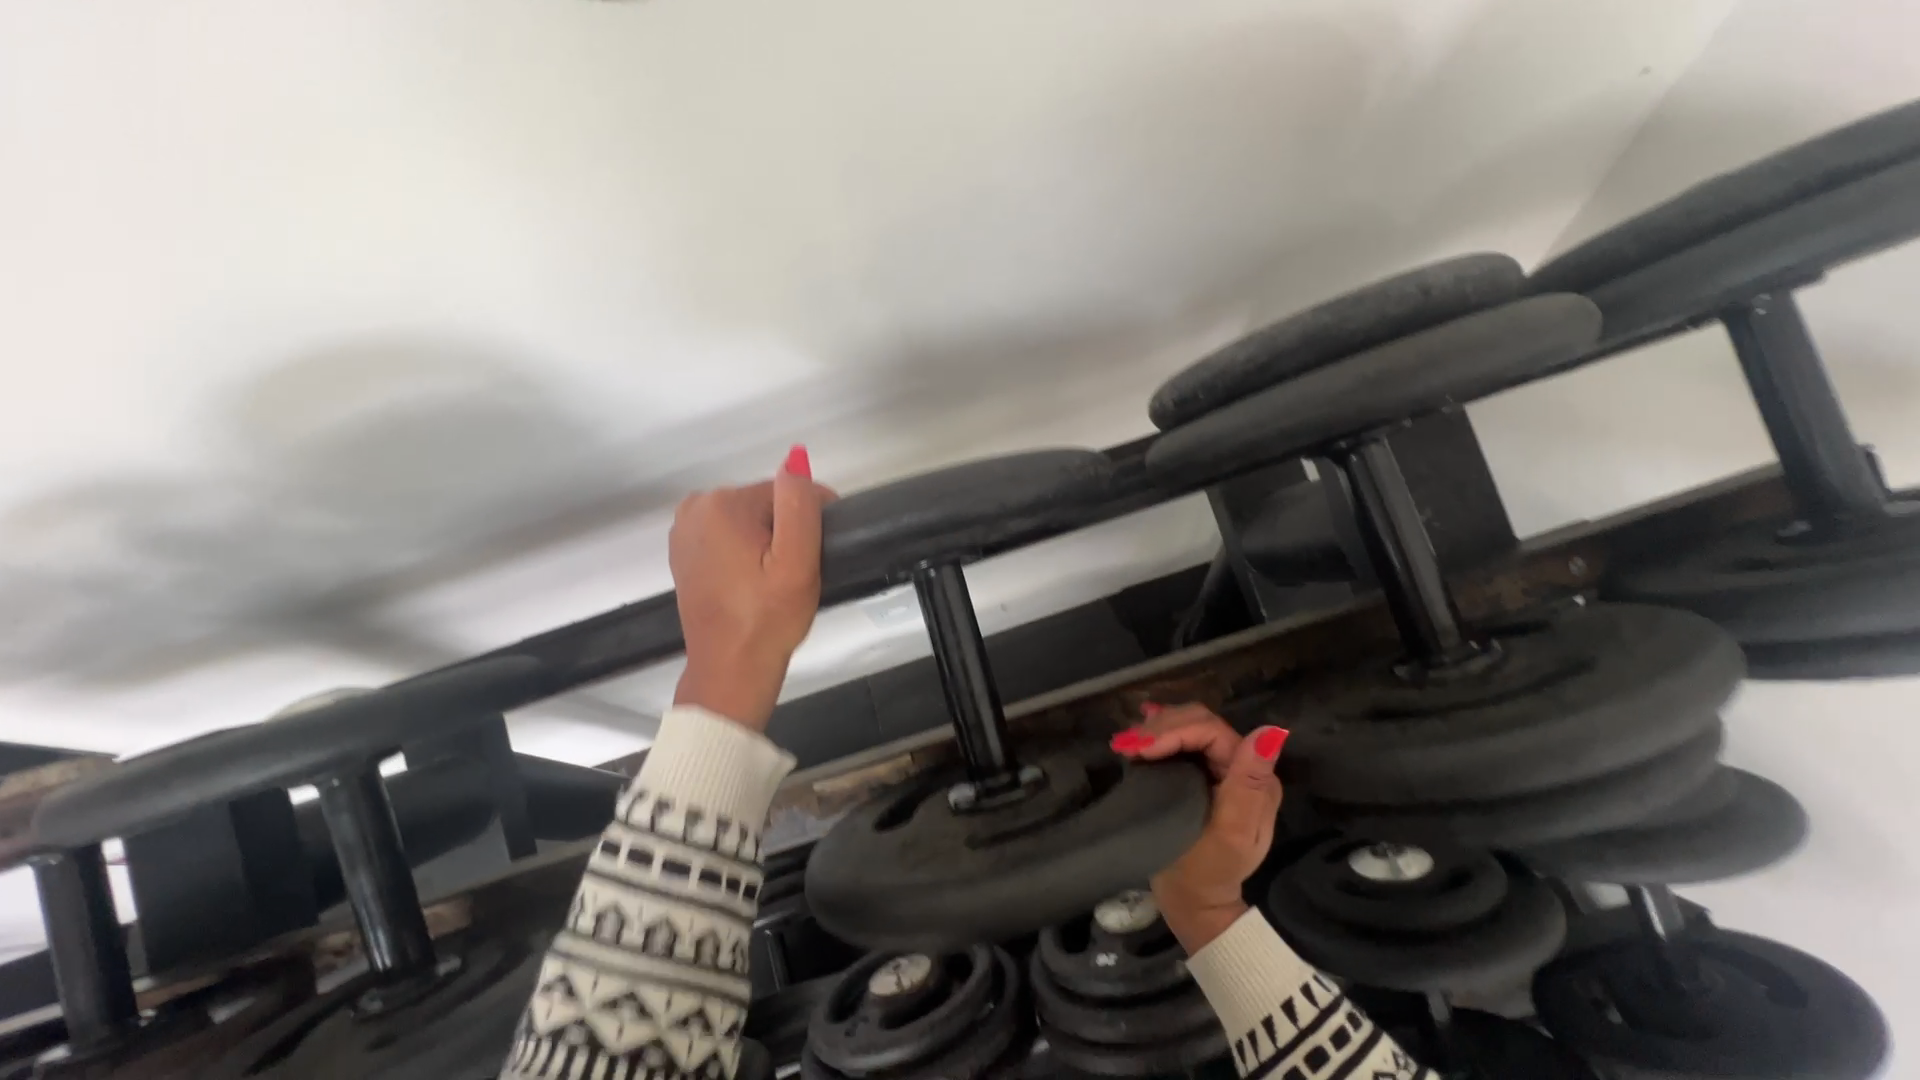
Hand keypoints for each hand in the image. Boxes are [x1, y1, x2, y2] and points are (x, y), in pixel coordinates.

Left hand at [670, 447, 834, 730]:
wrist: (730, 668)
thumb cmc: (768, 619)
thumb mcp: (798, 561)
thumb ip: (799, 505)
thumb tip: (795, 462)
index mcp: (723, 505)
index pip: (787, 491)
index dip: (810, 520)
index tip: (818, 553)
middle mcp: (696, 508)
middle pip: (765, 504)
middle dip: (785, 532)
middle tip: (793, 574)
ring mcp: (685, 531)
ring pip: (749, 520)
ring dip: (766, 544)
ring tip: (772, 582)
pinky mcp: (685, 552)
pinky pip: (729, 537)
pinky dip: (745, 553)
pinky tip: (752, 583)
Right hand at [1111, 703, 1287, 952]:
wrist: (1195, 901)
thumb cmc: (1210, 871)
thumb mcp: (1232, 832)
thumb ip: (1248, 782)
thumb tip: (1271, 732)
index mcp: (1253, 776)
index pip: (1212, 730)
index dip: (1175, 730)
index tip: (1140, 748)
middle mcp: (1239, 765)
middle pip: (1199, 722)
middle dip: (1161, 727)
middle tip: (1126, 744)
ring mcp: (1217, 768)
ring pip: (1186, 727)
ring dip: (1155, 730)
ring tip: (1127, 743)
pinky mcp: (1197, 775)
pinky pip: (1177, 742)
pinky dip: (1155, 736)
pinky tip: (1137, 737)